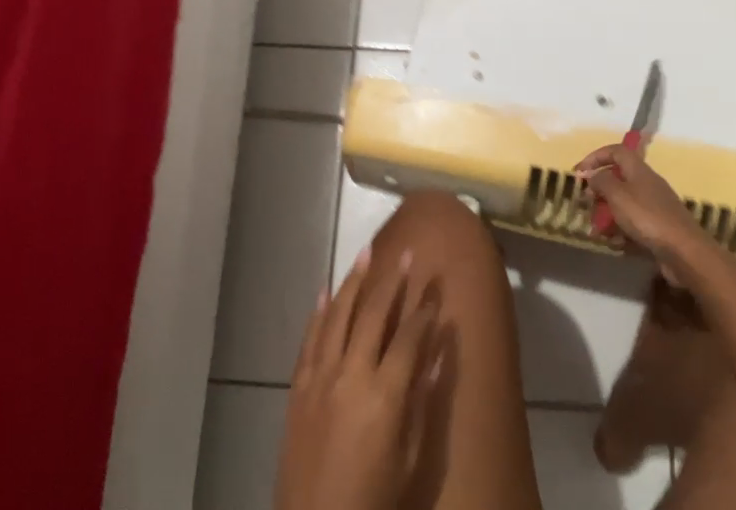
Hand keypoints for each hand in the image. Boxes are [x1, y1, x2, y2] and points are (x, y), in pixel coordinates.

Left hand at [276, 246, 440, 509]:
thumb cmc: (376, 494)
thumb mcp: (412, 456)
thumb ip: (424, 398)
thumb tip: (438, 350)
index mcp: (385, 393)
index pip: (409, 336)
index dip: (425, 309)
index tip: (436, 285)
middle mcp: (350, 375)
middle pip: (373, 315)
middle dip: (392, 280)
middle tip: (405, 250)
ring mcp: (319, 378)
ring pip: (337, 316)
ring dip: (353, 282)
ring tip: (365, 252)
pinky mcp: (298, 388)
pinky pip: (309, 340)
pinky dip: (318, 312)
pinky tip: (324, 291)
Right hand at [574, 141, 711, 285]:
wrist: (684, 251)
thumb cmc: (647, 218)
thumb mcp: (618, 195)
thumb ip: (601, 181)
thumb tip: (591, 173)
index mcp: (639, 171)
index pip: (616, 151)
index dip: (596, 157)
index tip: (578, 172)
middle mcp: (647, 185)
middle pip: (618, 179)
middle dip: (599, 191)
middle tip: (585, 204)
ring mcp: (654, 207)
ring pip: (623, 205)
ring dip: (607, 215)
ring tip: (597, 230)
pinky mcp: (657, 228)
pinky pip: (633, 224)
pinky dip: (621, 232)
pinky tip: (615, 244)